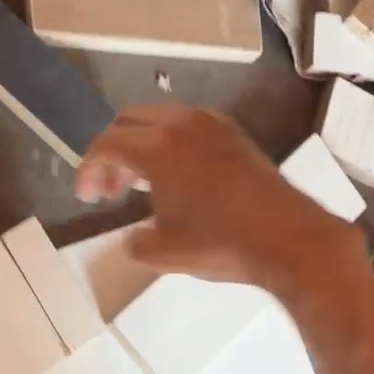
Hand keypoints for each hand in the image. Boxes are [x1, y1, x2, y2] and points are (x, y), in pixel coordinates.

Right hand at [75, 105, 367, 293]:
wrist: (288, 238)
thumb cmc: (221, 244)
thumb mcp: (165, 253)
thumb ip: (136, 243)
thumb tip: (133, 238)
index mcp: (158, 147)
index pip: (107, 144)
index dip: (88, 169)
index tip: (85, 196)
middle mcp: (183, 124)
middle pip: (130, 122)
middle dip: (111, 153)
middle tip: (107, 190)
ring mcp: (213, 126)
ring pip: (161, 120)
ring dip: (141, 146)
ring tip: (138, 184)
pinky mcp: (235, 137)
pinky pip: (188, 128)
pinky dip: (169, 145)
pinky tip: (176, 179)